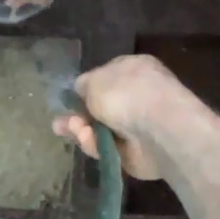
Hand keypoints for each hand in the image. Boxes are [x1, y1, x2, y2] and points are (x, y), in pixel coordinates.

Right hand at [49, 55, 189, 180]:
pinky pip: (105, 147)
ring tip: (73, 130)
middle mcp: (136, 94)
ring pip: (98, 129)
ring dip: (81, 130)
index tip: (68, 100)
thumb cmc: (126, 94)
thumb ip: (82, 84)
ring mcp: (136, 124)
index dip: (84, 89)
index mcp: (132, 69)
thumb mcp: (94, 80)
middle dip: (78, 116)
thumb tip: (80, 90)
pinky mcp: (133, 150)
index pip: (104, 77)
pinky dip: (94, 144)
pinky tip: (88, 140)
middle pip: (98, 107)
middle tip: (61, 123)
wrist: (158, 129)